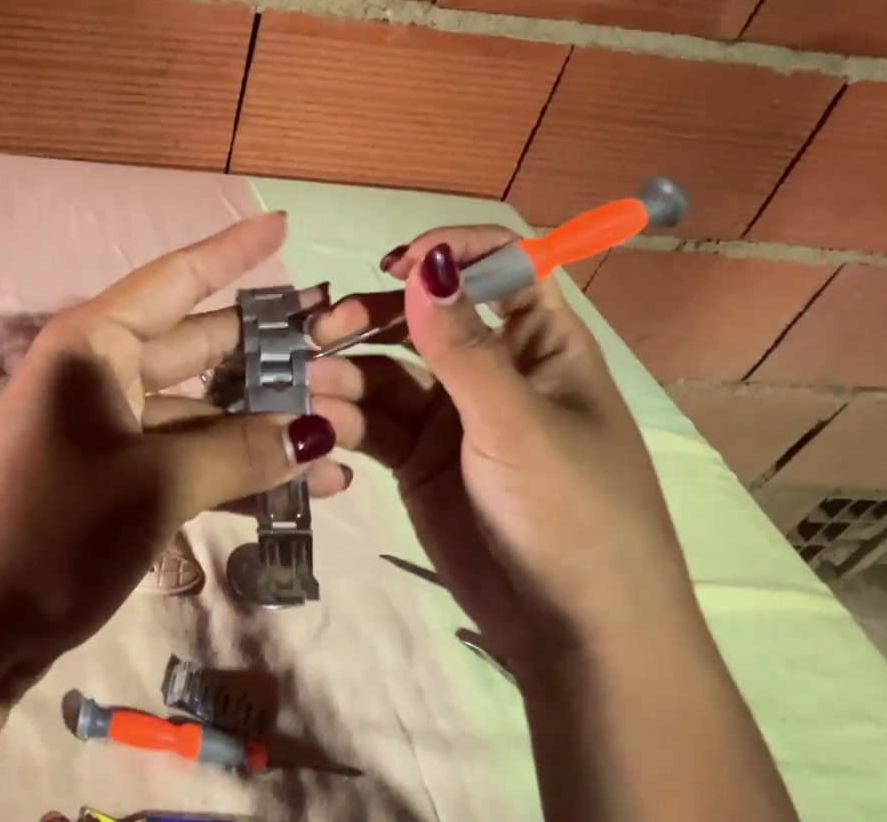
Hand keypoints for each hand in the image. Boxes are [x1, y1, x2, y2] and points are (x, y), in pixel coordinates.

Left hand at [0, 213, 355, 701]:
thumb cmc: (52, 531)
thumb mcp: (156, 484)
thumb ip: (242, 451)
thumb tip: (319, 434)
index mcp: (93, 344)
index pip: (177, 280)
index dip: (234, 251)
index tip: (283, 224)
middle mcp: (98, 372)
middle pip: (198, 345)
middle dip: (269, 350)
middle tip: (339, 343)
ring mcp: (103, 428)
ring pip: (199, 409)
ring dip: (264, 424)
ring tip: (343, 432)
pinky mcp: (110, 479)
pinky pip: (184, 456)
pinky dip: (235, 469)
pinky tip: (301, 488)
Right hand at [308, 228, 694, 660]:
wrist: (577, 634)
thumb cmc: (573, 514)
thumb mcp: (518, 425)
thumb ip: (463, 347)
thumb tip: (428, 263)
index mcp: (543, 344)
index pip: (503, 264)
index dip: (452, 252)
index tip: (397, 265)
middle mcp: (494, 370)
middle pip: (425, 316)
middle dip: (373, 315)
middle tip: (321, 331)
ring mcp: (453, 416)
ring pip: (387, 370)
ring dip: (346, 372)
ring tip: (309, 387)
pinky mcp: (420, 460)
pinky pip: (374, 422)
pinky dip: (344, 418)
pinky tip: (321, 423)